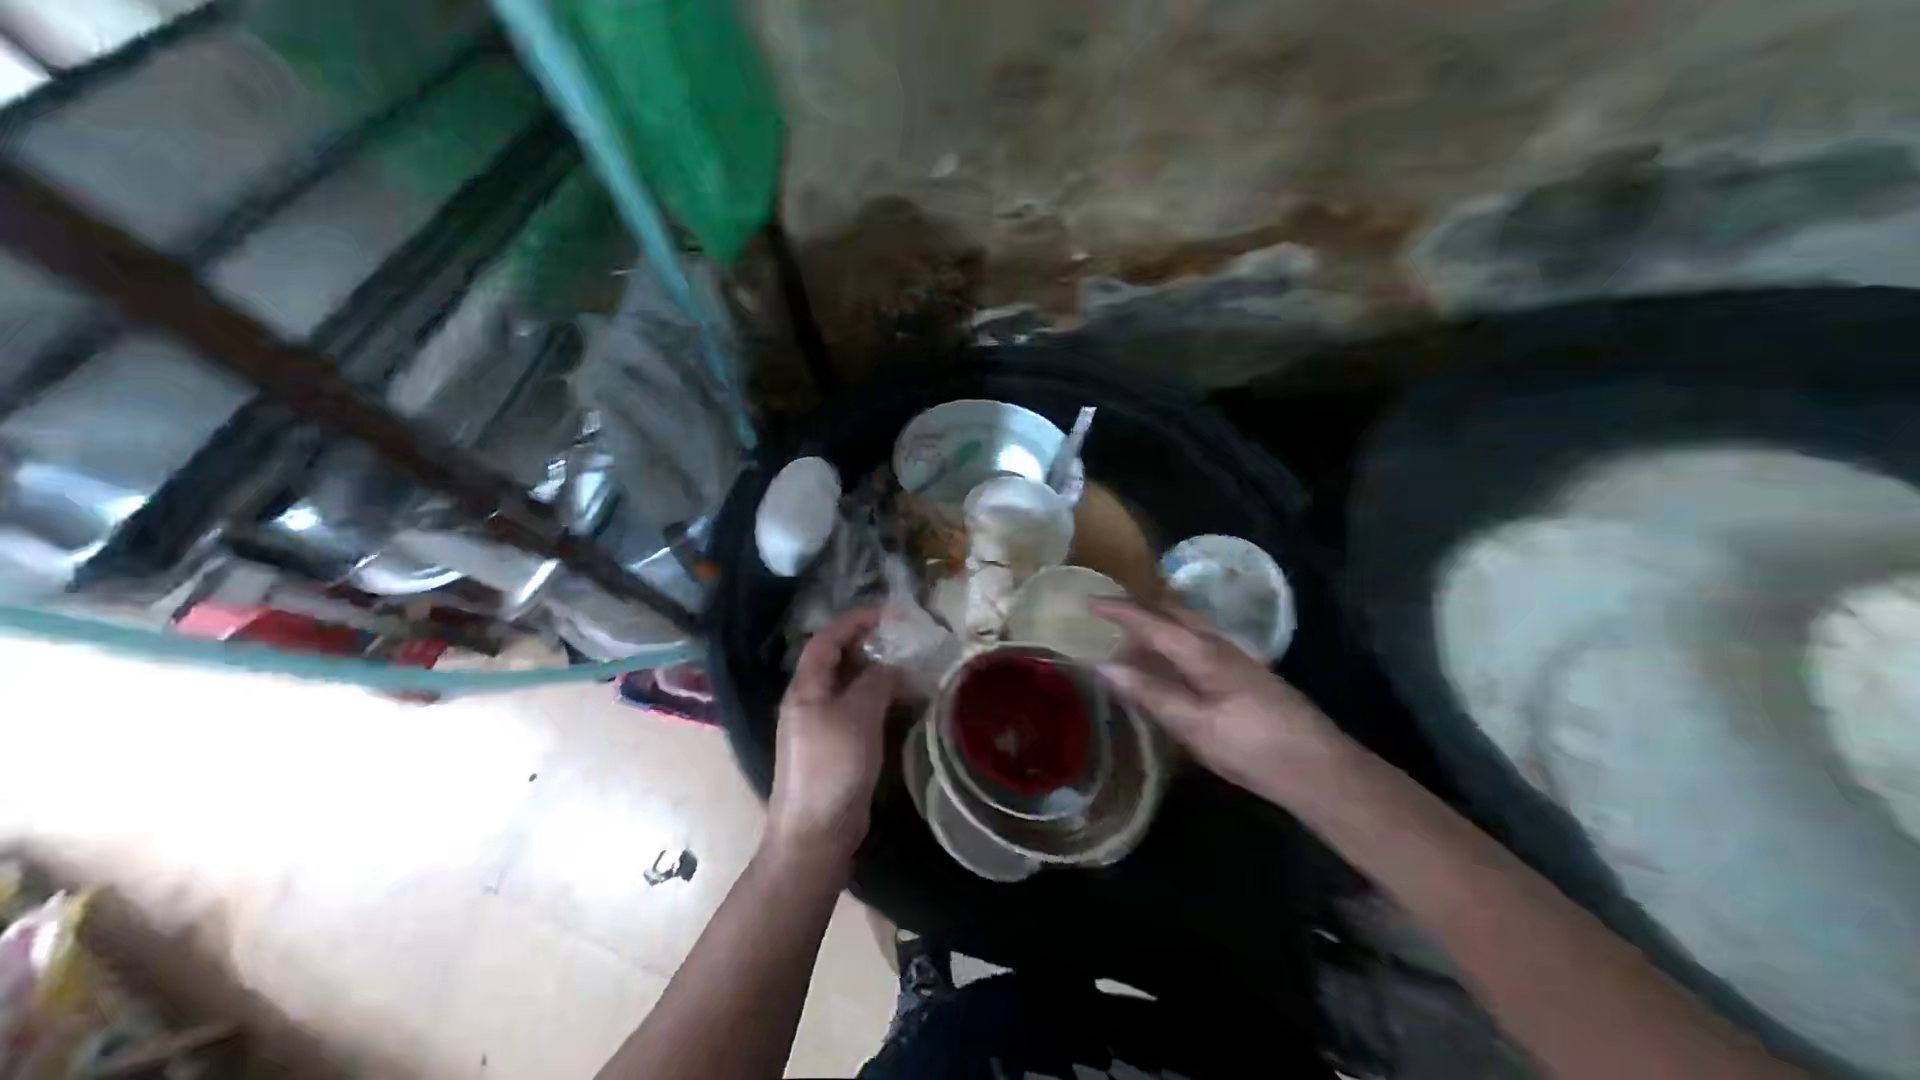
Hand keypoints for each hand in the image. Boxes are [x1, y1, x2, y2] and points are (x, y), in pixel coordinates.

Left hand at [768, 607, 898, 862]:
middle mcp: (809, 701)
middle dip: (869, 645)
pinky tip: (903, 705)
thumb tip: (890, 667)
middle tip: (905, 639)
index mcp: (806, 688)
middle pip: (838, 661)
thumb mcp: (858, 715)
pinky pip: (858, 712)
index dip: (854, 621)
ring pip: (850, 687)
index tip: (888, 613)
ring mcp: (821, 726)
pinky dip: (880, 702)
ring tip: (911, 668)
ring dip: (878, 674)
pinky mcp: (836, 749)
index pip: (826, 639)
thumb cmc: (833, 766)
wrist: (816, 832)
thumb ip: (876, 682)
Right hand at [1094, 600, 1343, 801]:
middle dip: (1141, 606)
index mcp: (1204, 653)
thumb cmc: (1253, 747)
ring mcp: (1235, 659)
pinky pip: (1198, 643)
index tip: (1088, 601)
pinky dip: (1173, 642)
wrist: (1319, 769)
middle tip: (1109, 612)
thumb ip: (1150, 693)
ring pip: (1189, 626)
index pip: (1152, 621)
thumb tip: (1104, 666)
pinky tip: (1167, 665)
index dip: (1118, 610)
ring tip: (1130, 636)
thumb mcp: (1194, 725)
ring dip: (1158, 623)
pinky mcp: (1243, 676)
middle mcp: (1219, 646)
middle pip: (1174, 611)